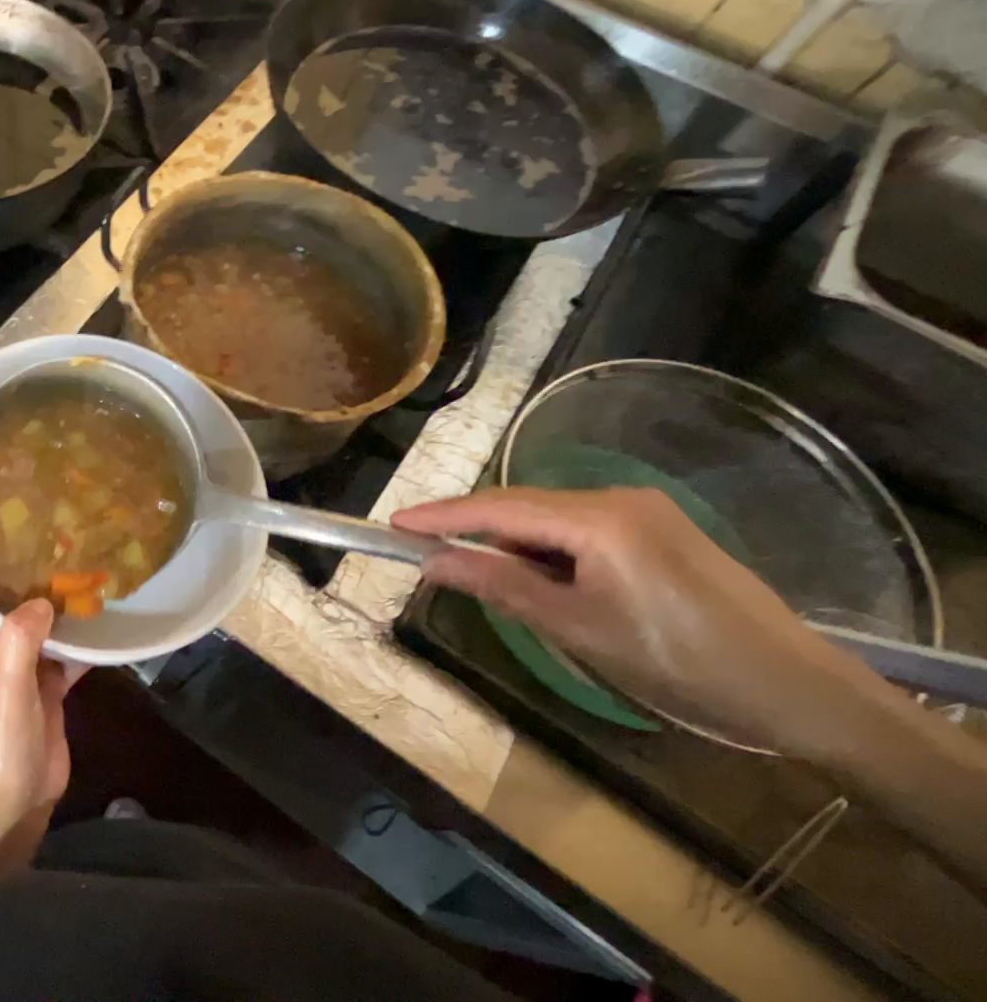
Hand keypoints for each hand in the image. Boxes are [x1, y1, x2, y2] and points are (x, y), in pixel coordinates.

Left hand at [0, 590, 84, 860]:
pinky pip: (66, 654)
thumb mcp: (8, 683)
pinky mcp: (49, 688)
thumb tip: (43, 600)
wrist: (20, 796)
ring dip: (55, 604)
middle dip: (23, 574)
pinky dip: (81, 640)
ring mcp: (24, 668)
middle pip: (4, 601)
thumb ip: (20, 638)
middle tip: (54, 540)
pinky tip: (104, 622)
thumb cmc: (4, 737)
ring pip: (39, 625)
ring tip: (84, 568)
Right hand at [393, 487, 885, 756]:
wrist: (794, 690)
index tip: (394, 524)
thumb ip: (500, 585)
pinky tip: (545, 585)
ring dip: (515, 547)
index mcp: (601, 518)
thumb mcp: (575, 628)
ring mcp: (646, 512)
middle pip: (524, 506)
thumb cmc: (677, 662)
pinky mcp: (660, 532)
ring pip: (552, 520)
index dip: (443, 515)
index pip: (500, 507)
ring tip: (494, 587)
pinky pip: (582, 531)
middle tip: (430, 559)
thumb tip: (434, 562)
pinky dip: (549, 553)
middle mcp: (622, 499)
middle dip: (476, 531)